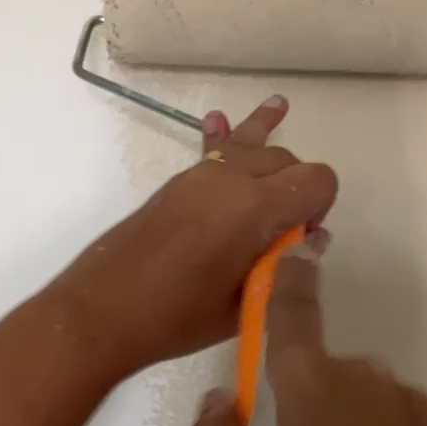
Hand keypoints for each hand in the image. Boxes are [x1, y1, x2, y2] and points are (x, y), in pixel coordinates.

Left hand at [51, 96, 337, 377]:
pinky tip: (220, 117)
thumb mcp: (246, 305)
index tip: (304, 239)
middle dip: (298, 187)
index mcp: (255, 209)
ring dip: (270, 139)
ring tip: (282, 107)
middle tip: (285, 234)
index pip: (318, 179)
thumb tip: (307, 241)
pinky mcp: (179, 183)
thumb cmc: (178, 318)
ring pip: (250, 145)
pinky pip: (211, 149)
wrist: (104, 311)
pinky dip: (223, 134)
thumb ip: (284, 269)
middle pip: (286, 161)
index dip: (323, 205)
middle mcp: (230, 179)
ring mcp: (200, 176)